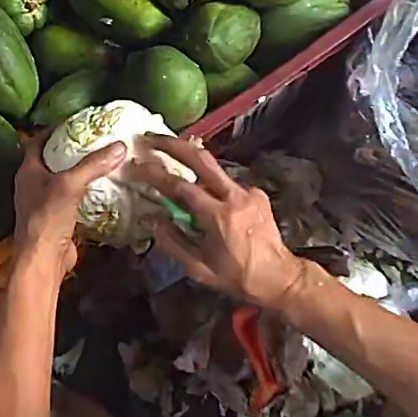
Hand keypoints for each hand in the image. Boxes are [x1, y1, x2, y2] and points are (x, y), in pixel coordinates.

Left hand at [13, 133, 126, 272]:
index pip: (37, 142)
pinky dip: (83, 192)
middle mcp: (32, 185)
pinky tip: (101, 189)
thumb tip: (119, 145)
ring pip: (61, 180)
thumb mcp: (70, 185)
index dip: (52, 129)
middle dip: (69, 150)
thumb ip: (93, 165)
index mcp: (28, 171)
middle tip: (93, 140)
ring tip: (100, 160)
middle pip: (50, 160)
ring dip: (77, 172)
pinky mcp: (55, 219)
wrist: (42, 260)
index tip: (74, 122)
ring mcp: (42, 203)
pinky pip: (70, 199)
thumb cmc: (47, 218)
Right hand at [129, 135, 308, 308]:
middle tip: (151, 138)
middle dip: (173, 144)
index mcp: (219, 216)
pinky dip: (211, 186)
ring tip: (170, 158)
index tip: (137, 165)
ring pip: (213, 169)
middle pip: (200, 159)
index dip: (156, 174)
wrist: (279, 278)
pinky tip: (205, 197)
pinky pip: (226, 183)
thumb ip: (172, 241)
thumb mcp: (198, 268)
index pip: (181, 187)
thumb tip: (151, 219)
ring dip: (190, 162)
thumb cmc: (236, 277)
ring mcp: (248, 192)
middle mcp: (235, 197)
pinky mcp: (256, 194)